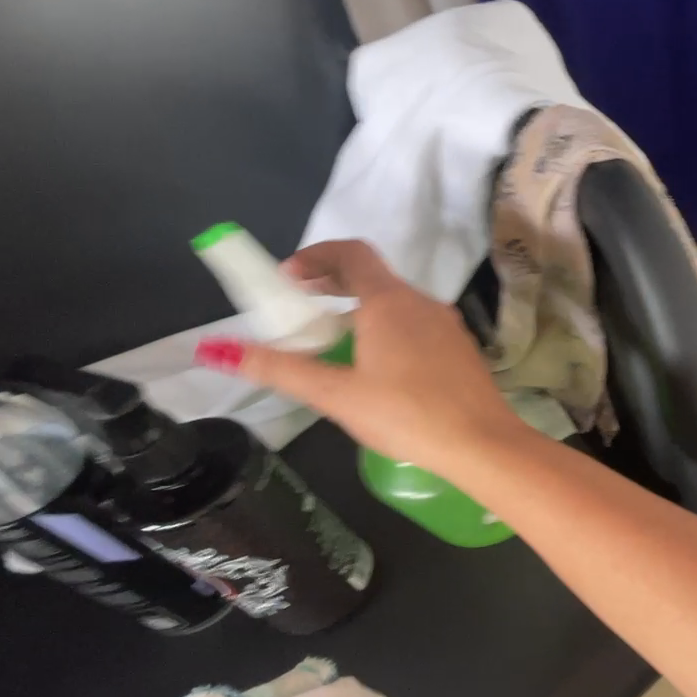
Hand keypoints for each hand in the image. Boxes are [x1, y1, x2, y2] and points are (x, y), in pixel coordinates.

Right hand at [194, 239, 524, 474]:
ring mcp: (449, 327)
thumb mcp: (335, 393)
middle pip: (374, 277)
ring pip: (399, 304)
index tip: (288, 280)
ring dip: (363, 309)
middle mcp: (423, 304)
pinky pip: (420, 326)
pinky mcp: (463, 351)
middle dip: (334, 283)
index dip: (315, 256)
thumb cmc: (407, 415)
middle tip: (303, 307)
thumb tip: (213, 349)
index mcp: (390, 302)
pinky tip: (381, 366)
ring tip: (336, 340)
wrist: (483, 443)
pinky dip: (391, 329)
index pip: (351, 253)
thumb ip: (277, 368)